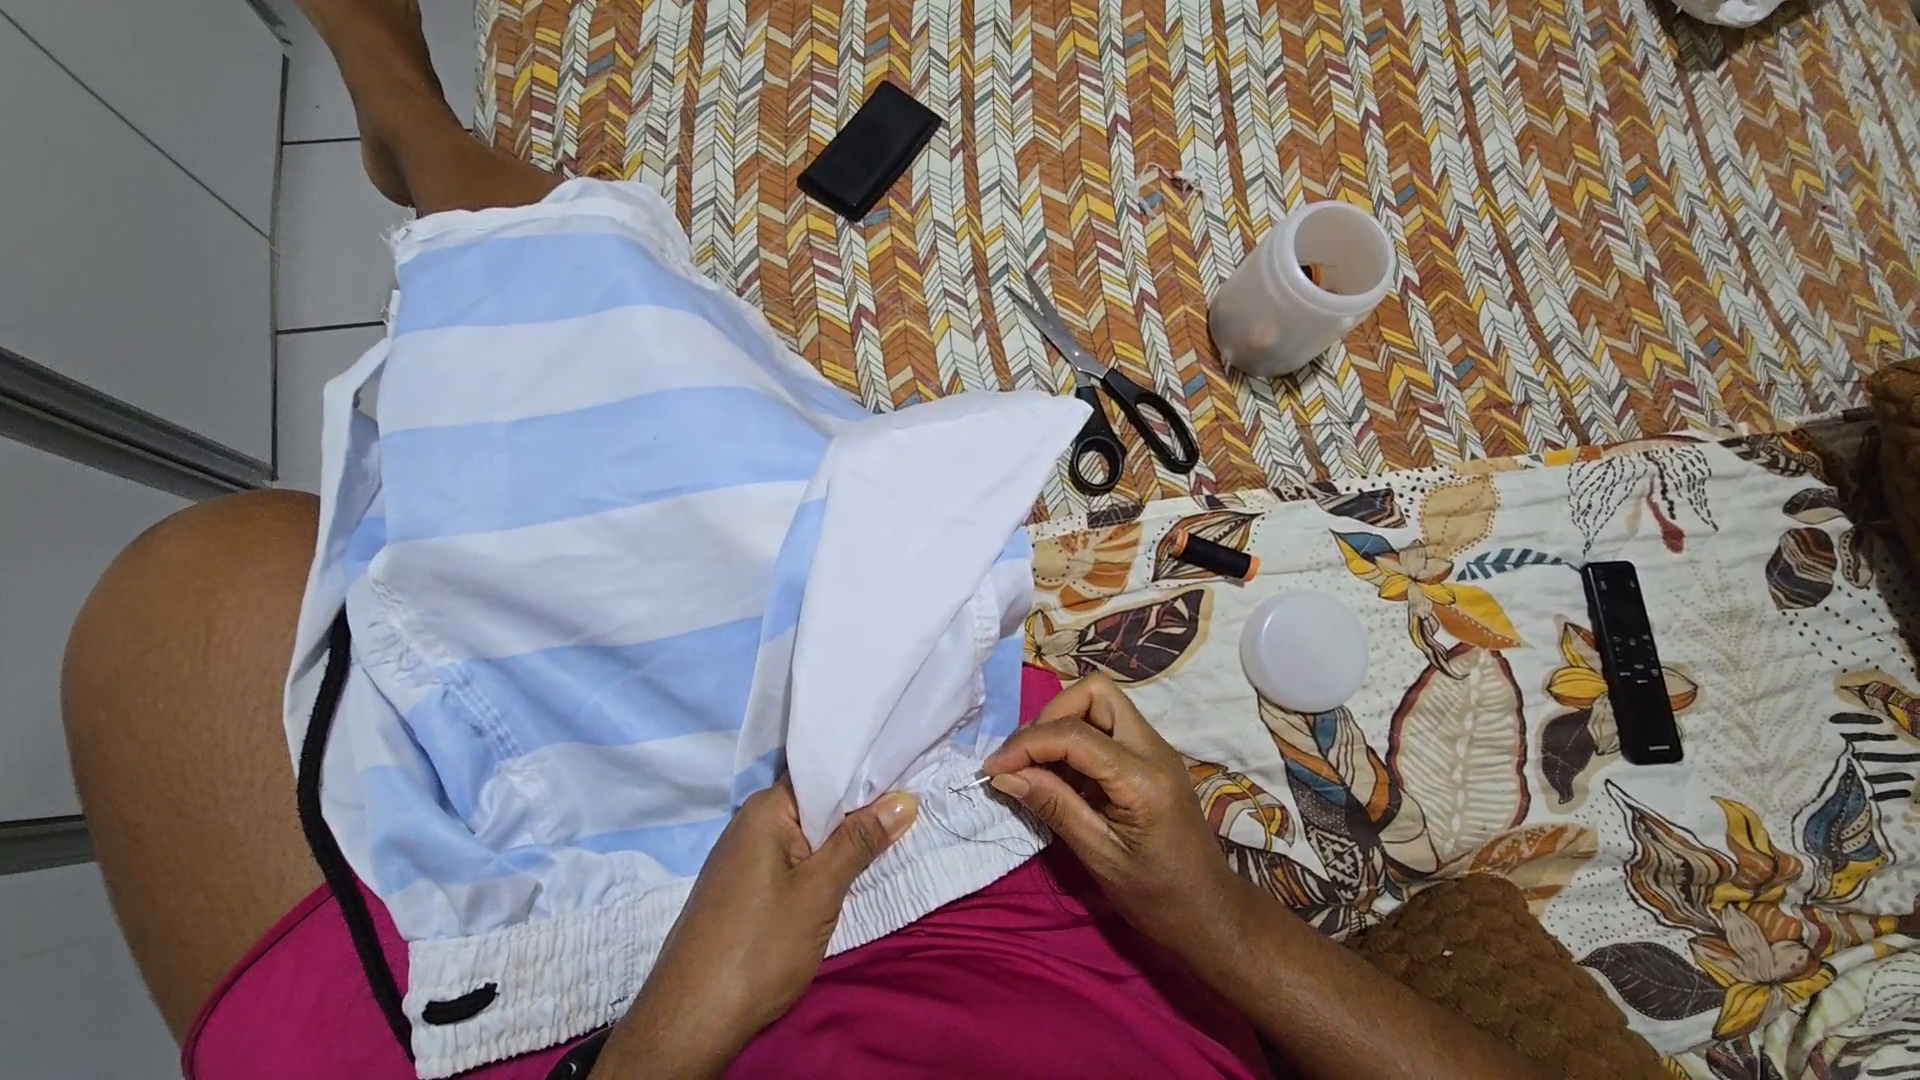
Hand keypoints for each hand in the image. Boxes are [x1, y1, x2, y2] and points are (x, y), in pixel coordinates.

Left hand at [603, 777, 917, 1076]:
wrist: (691, 1021)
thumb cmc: (760, 946)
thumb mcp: (820, 891)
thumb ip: (860, 842)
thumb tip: (905, 799)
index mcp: (765, 809)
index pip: (821, 773)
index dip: (863, 775)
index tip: (905, 776)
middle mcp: (749, 823)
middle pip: (814, 805)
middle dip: (856, 812)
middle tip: (909, 810)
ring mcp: (741, 858)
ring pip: (804, 837)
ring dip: (839, 843)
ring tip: (889, 837)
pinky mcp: (741, 889)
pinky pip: (789, 861)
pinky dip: (817, 866)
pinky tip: (843, 875)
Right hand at [982, 674, 1250, 963]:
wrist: (1210, 914)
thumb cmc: (1157, 897)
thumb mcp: (1099, 856)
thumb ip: (1054, 806)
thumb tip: (1004, 775)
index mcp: (1143, 778)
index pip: (1074, 734)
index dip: (1026, 744)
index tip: (992, 769)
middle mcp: (1153, 749)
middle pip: (1094, 693)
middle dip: (1050, 716)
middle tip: (1024, 759)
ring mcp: (1155, 749)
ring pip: (1101, 703)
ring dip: (1061, 725)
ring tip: (1035, 767)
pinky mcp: (1150, 758)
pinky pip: (1106, 727)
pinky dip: (1076, 739)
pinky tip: (1059, 775)